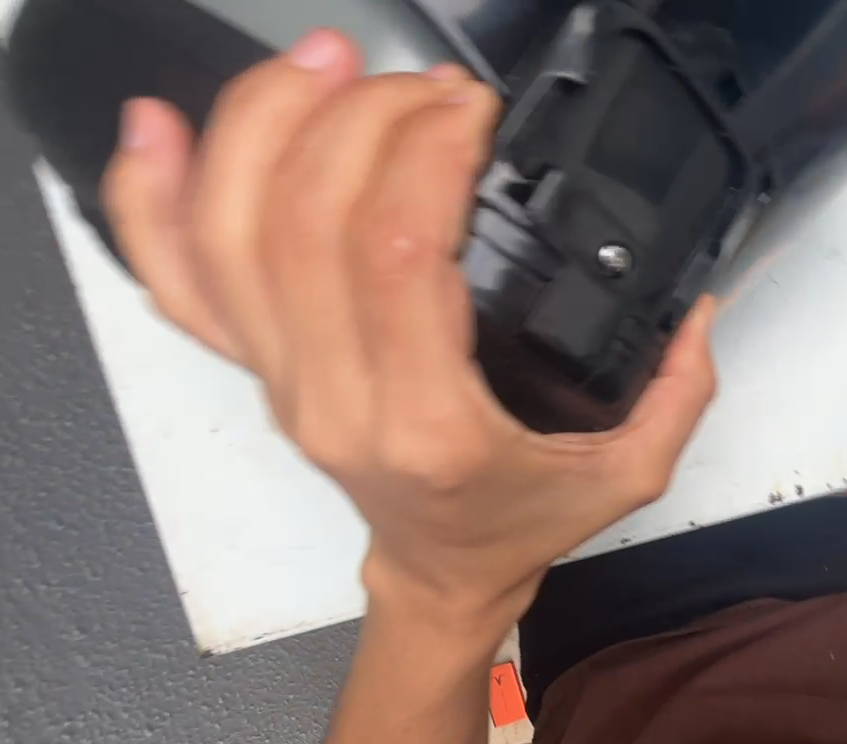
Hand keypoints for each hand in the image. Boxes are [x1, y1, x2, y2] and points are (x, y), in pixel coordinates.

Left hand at [101, 31, 717, 629]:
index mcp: (435, 428)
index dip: (428, 155)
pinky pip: (179, 278)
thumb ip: (679, 396)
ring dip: (270, 123)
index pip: (398, 255)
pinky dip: (151, 193)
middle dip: (368, 120)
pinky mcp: (259, 372)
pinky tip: (163, 123)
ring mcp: (282, 385)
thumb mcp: (629, 478)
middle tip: (433, 88)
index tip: (477, 115)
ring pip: (232, 229)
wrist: (443, 575)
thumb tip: (695, 311)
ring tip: (335, 65)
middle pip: (307, 219)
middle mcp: (338, 402)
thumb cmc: (523, 529)